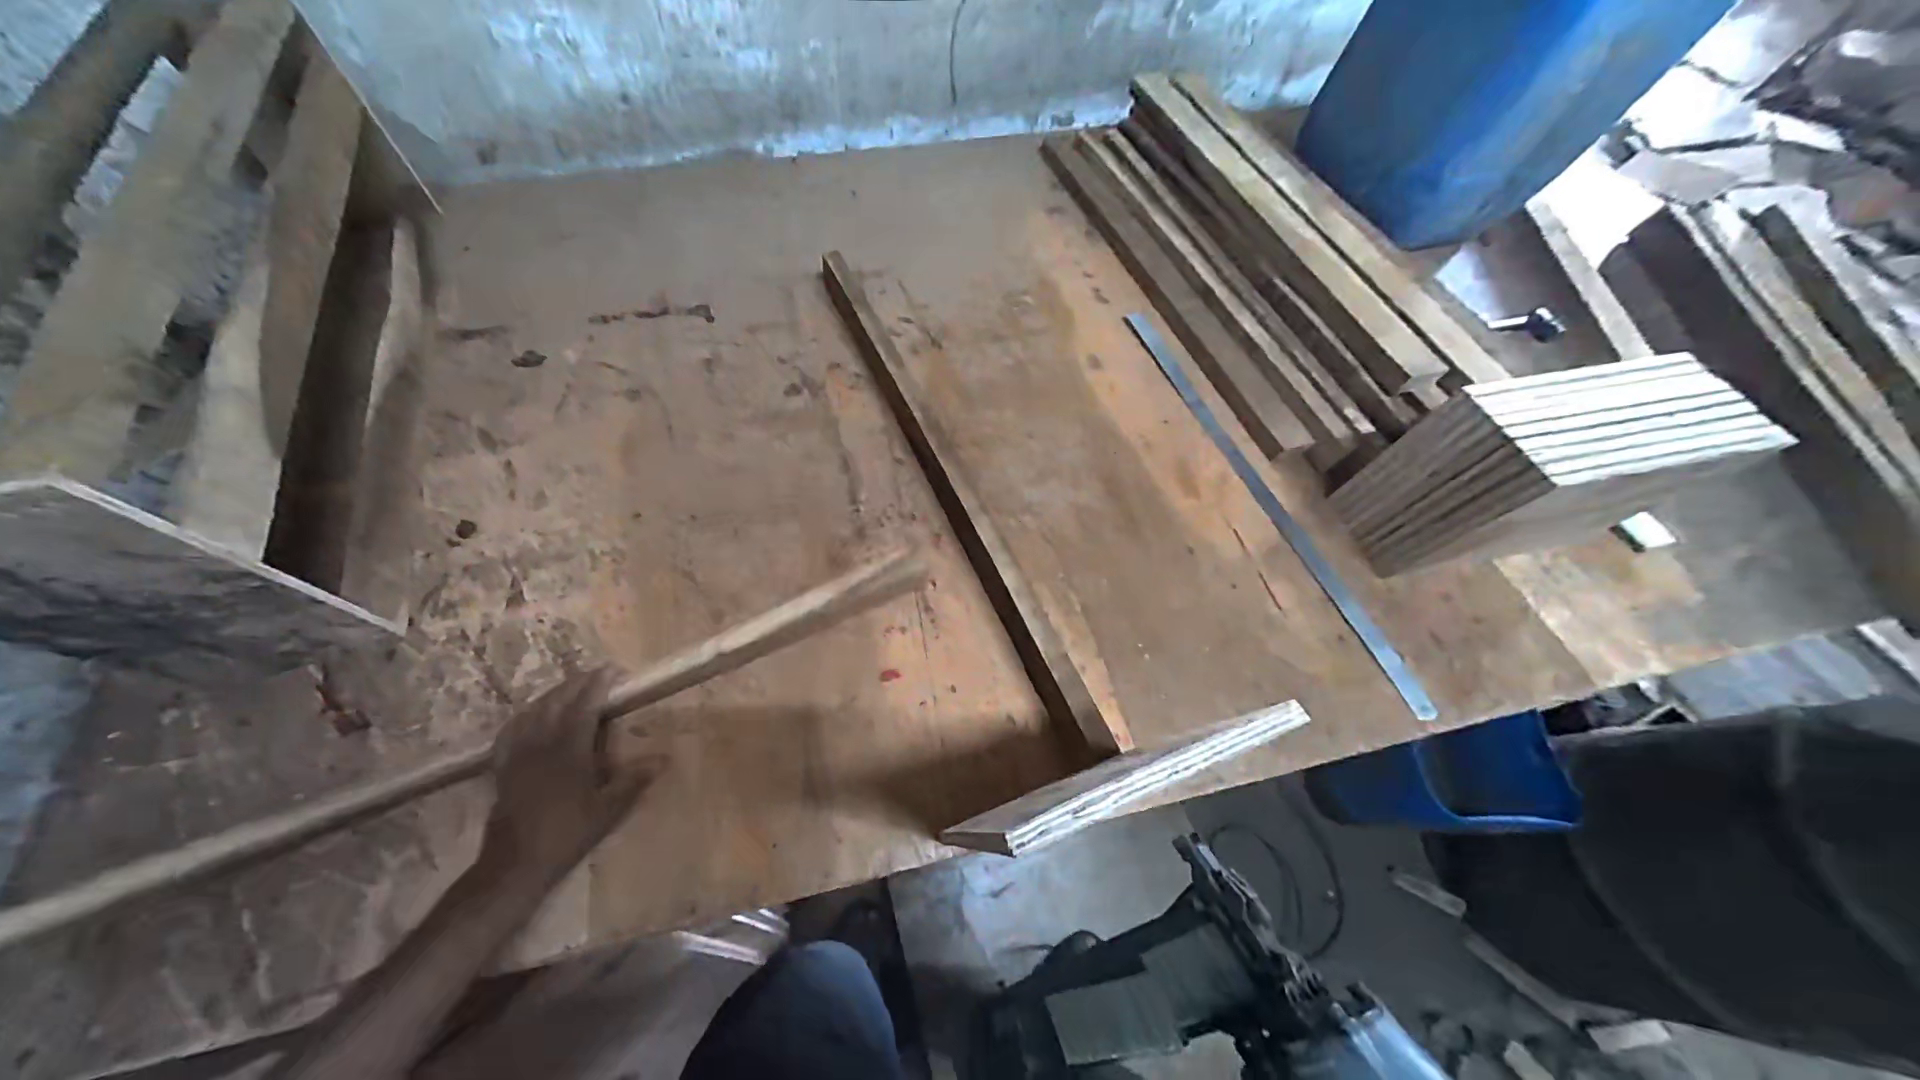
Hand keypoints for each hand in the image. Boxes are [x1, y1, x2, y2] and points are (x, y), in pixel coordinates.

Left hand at [481, 667, 656, 882]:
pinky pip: (511, 731)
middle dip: (577, 683)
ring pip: (533, 711)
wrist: (515, 864)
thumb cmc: (567, 834)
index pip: (584, 706)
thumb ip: (634, 780)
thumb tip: (665, 757)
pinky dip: (524, 715)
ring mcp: (517, 754)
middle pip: (556, 701)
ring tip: (570, 687)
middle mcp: (541, 744)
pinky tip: (530, 714)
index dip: (598, 684)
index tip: (613, 670)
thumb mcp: (608, 810)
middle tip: (596, 674)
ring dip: (553, 694)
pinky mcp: (503, 767)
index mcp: (569, 751)